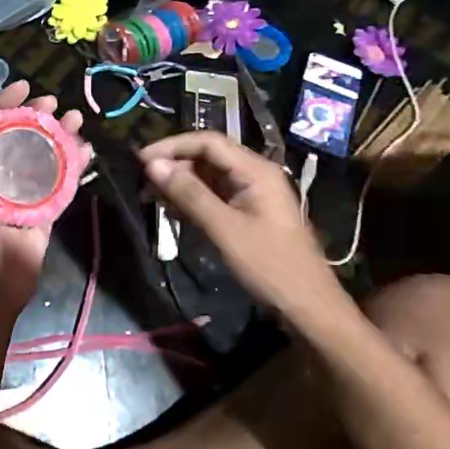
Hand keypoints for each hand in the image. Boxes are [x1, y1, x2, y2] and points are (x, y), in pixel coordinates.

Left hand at [0, 81, 88, 313]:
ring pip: (46, 155)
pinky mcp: (47, 211)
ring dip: (61, 135)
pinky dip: (75, 165)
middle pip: (21, 137)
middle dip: (37, 115)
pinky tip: (86, 149)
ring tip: (76, 118)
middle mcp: (2, 175)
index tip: (23, 87)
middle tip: (53, 102)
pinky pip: (63, 183)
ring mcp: (27, 192)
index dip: (4, 105)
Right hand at [139, 132, 346, 319]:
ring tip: (151, 196)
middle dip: (175, 164)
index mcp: (256, 170)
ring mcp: (253, 193)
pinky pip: (216, 194)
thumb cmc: (269, 265)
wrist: (308, 306)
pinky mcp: (250, 212)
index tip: (141, 160)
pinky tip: (173, 210)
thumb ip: (189, 194)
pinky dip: (193, 198)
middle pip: (208, 156)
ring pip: (210, 175)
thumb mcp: (224, 228)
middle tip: (142, 182)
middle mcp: (255, 173)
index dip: (172, 146)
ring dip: (181, 182)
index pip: (208, 141)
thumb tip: (153, 165)